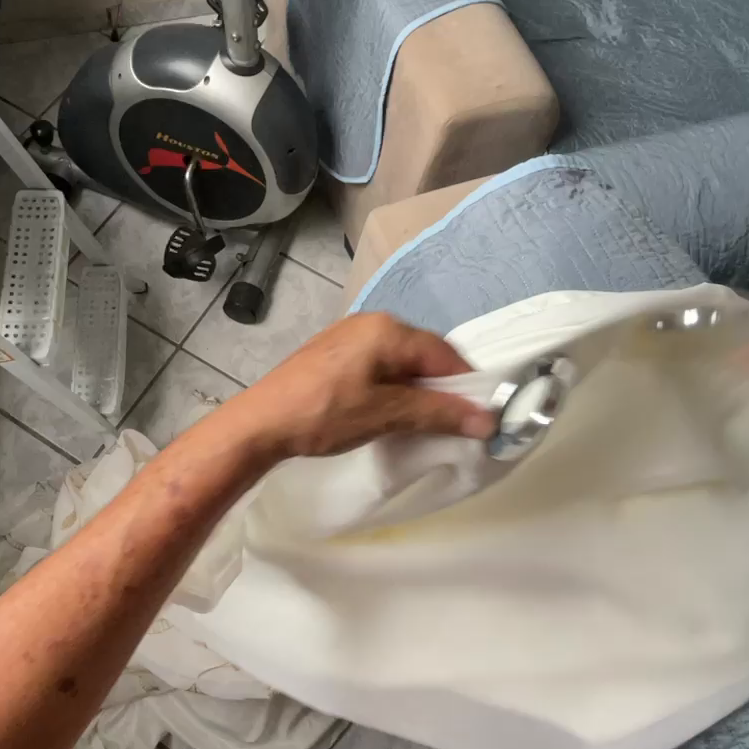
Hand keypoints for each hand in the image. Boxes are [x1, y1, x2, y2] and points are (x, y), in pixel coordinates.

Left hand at [211, 313, 497, 459]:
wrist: (260, 423)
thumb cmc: (325, 413)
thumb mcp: (386, 414)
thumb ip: (438, 413)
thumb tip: (488, 421)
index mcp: (386, 328)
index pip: (444, 353)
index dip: (465, 387)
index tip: (476, 420)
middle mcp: (369, 322)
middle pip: (423, 355)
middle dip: (438, 390)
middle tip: (445, 425)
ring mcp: (347, 337)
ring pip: (399, 363)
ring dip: (413, 391)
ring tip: (413, 423)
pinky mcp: (332, 355)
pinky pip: (376, 367)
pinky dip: (389, 389)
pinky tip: (383, 413)